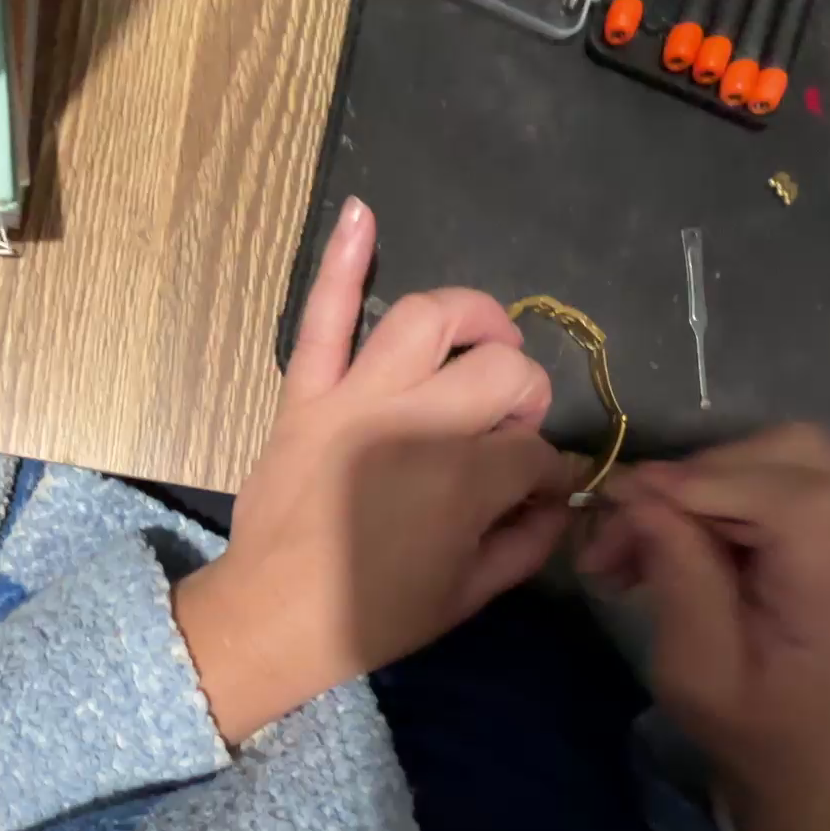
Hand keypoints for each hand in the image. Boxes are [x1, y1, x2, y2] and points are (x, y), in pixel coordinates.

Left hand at [175, 197, 572, 744]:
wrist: (271, 616)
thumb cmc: (372, 617)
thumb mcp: (468, 596)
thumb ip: (527, 542)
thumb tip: (559, 497)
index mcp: (465, 480)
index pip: (536, 449)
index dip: (547, 471)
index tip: (536, 491)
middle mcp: (418, 423)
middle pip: (501, 371)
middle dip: (525, 396)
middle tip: (511, 425)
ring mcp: (355, 401)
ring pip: (427, 320)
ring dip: (472, 316)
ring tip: (485, 335)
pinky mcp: (305, 396)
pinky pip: (321, 321)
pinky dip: (340, 264)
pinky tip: (361, 213)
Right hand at [578, 425, 829, 830]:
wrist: (808, 752)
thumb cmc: (748, 724)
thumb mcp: (694, 669)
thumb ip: (679, 578)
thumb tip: (640, 499)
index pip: (795, 499)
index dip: (706, 482)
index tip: (624, 498)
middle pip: (791, 456)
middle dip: (695, 477)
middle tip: (628, 524)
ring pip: (781, 455)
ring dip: (701, 480)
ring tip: (645, 531)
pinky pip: (779, 476)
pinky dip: (717, 490)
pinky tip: (678, 531)